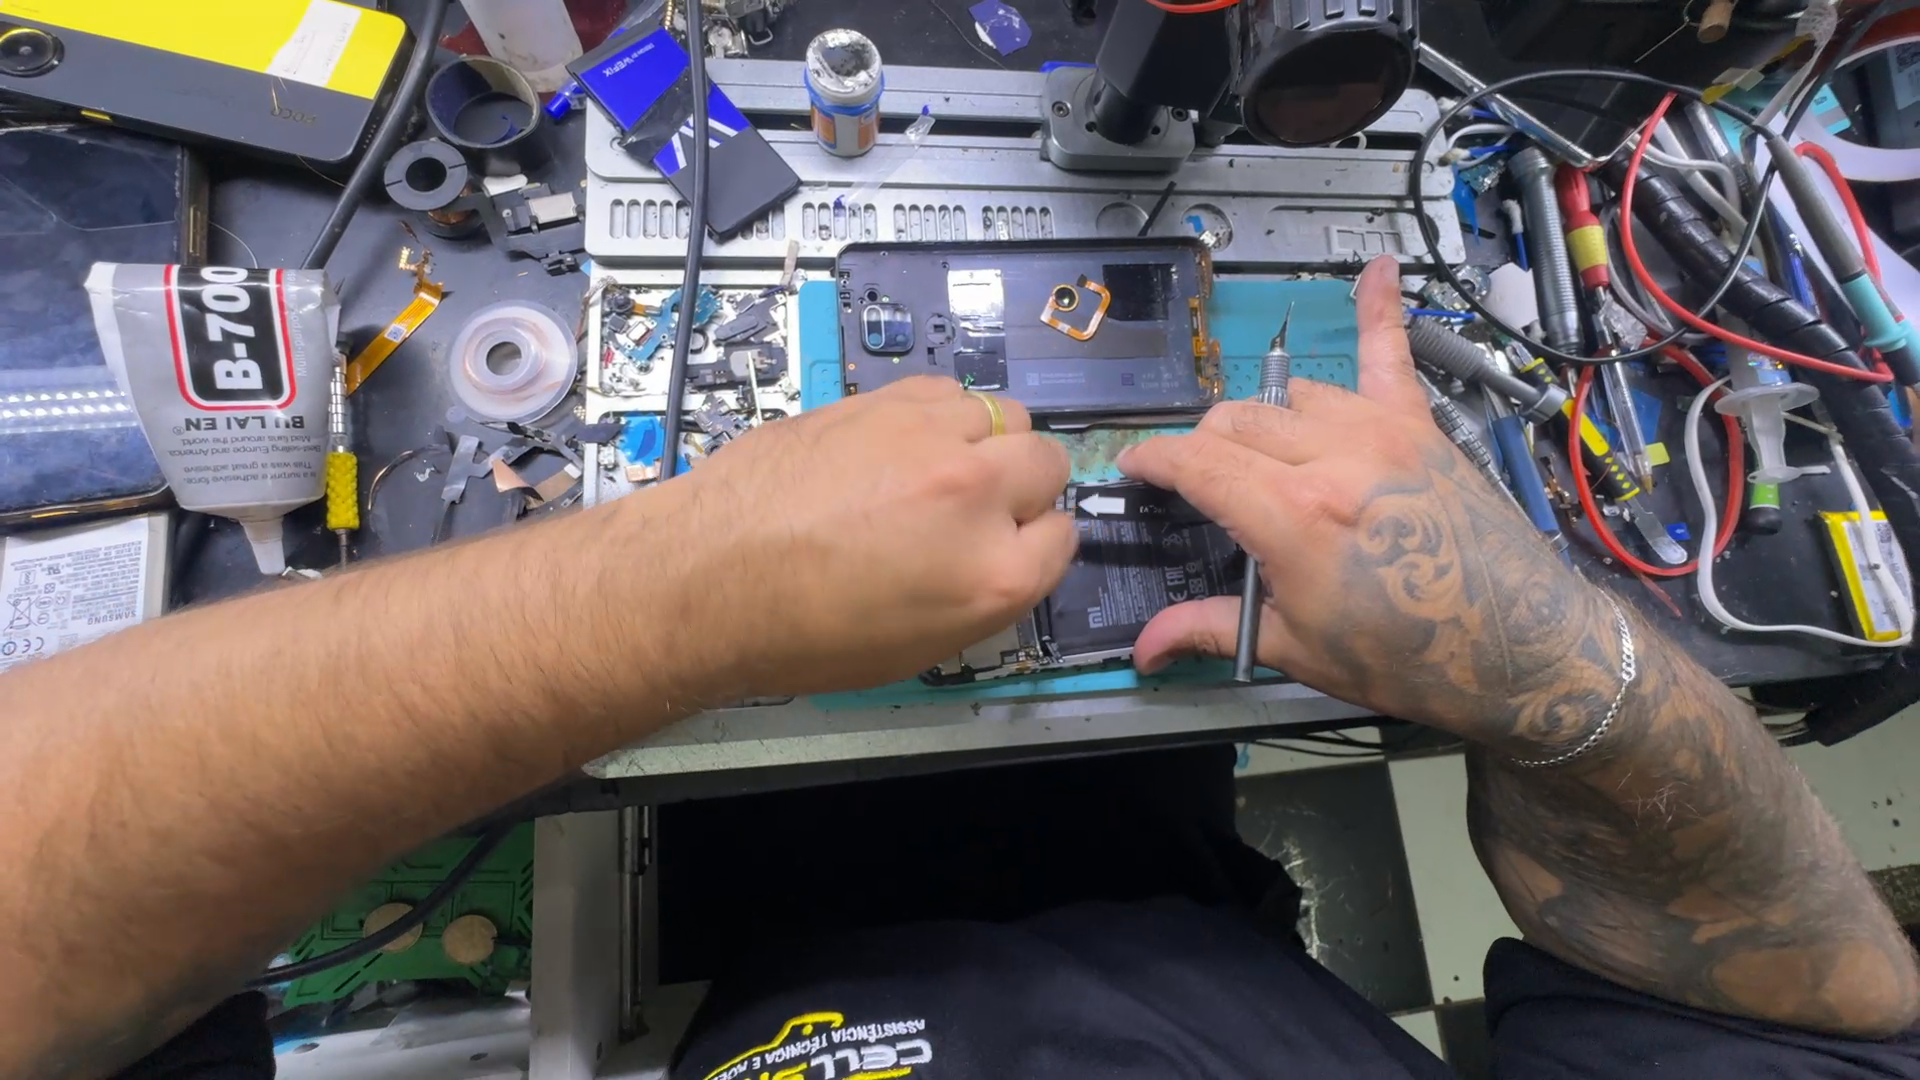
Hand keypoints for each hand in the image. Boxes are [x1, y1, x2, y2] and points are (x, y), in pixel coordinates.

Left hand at [644, 376, 1075, 698]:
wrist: (711, 576)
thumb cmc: (807, 633)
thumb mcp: (920, 647)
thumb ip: (987, 593)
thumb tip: (1009, 550)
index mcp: (993, 576)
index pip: (1065, 537)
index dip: (1035, 544)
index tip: (1006, 545)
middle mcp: (976, 495)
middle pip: (1049, 465)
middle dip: (1023, 490)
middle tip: (974, 509)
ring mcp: (929, 438)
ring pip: (1006, 416)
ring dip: (985, 445)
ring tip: (937, 471)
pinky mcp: (885, 400)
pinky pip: (951, 391)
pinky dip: (942, 418)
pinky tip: (906, 444)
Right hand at [1119, 257, 1617, 746]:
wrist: (1523, 650)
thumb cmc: (1402, 656)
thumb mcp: (1291, 647)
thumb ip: (1206, 630)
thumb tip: (1142, 652)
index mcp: (1291, 514)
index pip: (1194, 461)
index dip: (1151, 459)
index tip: (1132, 466)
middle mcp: (1331, 457)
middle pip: (1233, 420)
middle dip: (1199, 445)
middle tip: (1196, 482)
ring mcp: (1380, 432)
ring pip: (1287, 394)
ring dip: (1257, 417)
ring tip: (1254, 450)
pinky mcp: (1419, 427)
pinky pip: (1392, 354)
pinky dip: (1379, 310)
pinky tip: (1376, 267)